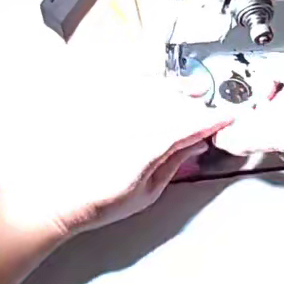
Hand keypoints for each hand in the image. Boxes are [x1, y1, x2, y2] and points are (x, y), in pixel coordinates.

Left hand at [0, 71, 233, 238]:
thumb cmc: (98, 202)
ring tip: (190, 90)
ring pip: (152, 87)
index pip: (187, 123)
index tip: (227, 116)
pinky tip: (157, 83)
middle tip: (210, 107)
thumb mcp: (146, 193)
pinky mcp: (99, 104)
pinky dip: (148, 81)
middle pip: (171, 100)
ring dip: (174, 88)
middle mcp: (129, 123)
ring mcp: (112, 111)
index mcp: (144, 148)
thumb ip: (174, 162)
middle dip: (195, 101)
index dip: (212, 118)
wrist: (55, 196)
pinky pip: (129, 83)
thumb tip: (197, 142)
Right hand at [211, 53, 283, 214]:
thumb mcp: (275, 130)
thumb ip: (240, 132)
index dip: (247, 85)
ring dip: (271, 131)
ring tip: (272, 143)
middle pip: (272, 92)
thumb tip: (224, 136)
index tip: (235, 103)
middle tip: (248, 126)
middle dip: (257, 113)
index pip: (265, 66)